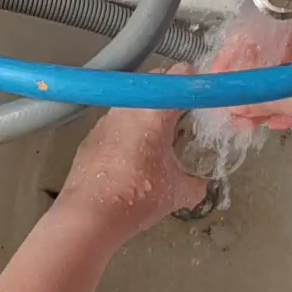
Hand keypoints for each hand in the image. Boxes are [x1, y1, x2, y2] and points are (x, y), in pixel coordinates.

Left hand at [53, 81, 207, 241]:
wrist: (89, 215)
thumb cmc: (139, 197)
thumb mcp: (177, 193)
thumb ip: (196, 184)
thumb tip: (202, 185)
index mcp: (154, 111)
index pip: (179, 76)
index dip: (192, 81)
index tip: (199, 94)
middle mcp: (128, 107)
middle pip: (153, 86)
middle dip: (168, 97)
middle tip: (181, 117)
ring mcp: (104, 120)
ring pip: (131, 105)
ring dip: (144, 115)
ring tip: (154, 140)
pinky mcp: (89, 137)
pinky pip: (114, 126)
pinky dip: (124, 133)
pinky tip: (128, 158)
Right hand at [229, 0, 291, 143]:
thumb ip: (258, 98)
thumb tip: (235, 102)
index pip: (254, 27)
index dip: (232, 58)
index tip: (222, 82)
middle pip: (275, 41)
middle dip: (255, 76)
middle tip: (241, 104)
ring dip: (277, 84)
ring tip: (264, 116)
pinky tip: (291, 112)